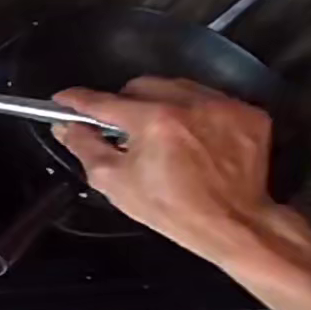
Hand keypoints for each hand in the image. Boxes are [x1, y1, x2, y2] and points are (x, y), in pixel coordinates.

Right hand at [51, 77, 283, 263]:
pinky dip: (190, 112)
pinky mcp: (247, 114)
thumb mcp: (111, 180)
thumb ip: (83, 146)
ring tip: (154, 132)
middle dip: (122, 103)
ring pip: (174, 87)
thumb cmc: (171, 207)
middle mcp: (190, 106)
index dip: (76, 100)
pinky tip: (187, 136)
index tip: (63, 100)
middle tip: (116, 128)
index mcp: (153, 121)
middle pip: (140, 86)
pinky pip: (207, 99)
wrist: (231, 223)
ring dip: (156, 103)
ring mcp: (223, 107)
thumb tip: (66, 126)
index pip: (103, 101)